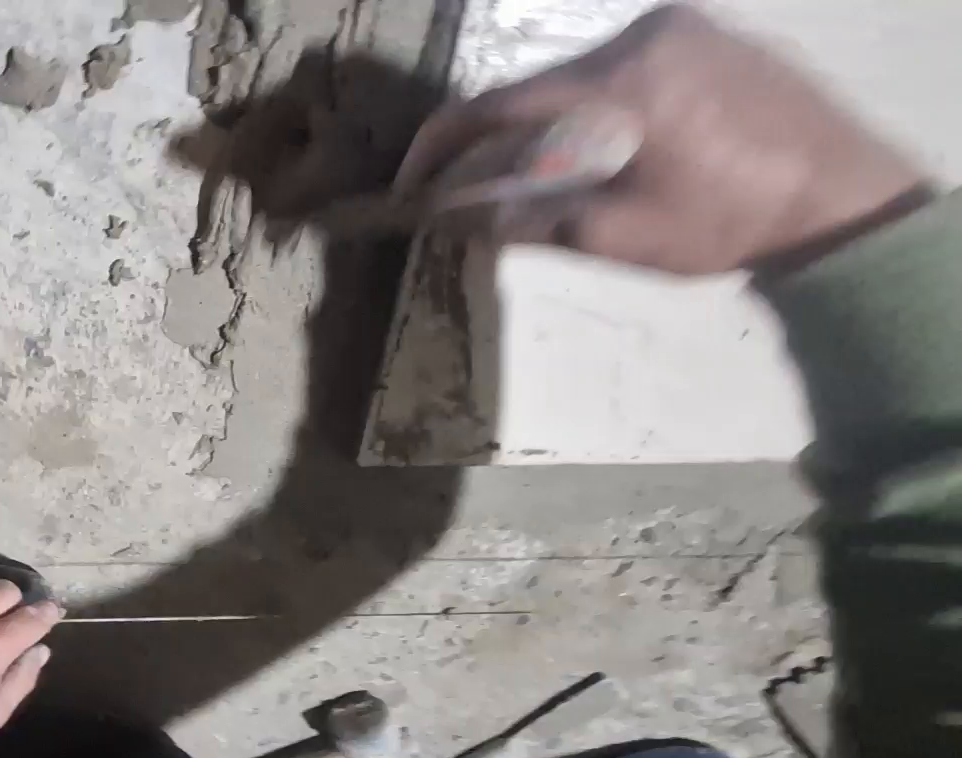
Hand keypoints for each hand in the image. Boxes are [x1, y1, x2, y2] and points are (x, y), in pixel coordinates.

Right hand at [399, 5, 931, 274]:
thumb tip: (450, 218)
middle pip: (531, 88)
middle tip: (454, 189)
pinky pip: (611, 70)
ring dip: (530, 128)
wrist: (844, 197)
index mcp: (618, 80)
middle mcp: (645, 34)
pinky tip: (573, 150)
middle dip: (483, 141)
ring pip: (568, 79)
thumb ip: (520, 219)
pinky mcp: (705, 36)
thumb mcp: (605, 235)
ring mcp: (681, 27)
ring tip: (512, 179)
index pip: (496, 104)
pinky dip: (576, 111)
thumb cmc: (720, 224)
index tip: (408, 183)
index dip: (438, 145)